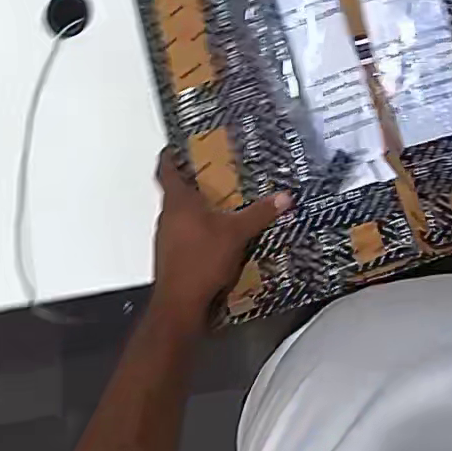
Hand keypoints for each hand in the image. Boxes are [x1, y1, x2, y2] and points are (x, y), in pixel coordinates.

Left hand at [149, 148, 290, 328]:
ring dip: (196, 206)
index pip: (166, 169)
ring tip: (221, 202)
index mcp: (177, 202)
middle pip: (175, 190)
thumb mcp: (236, 234)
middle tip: (215, 171)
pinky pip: (183, 232)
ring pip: (180, 213)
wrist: (178, 306)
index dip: (170, 154)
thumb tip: (285, 196)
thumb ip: (260, 213)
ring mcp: (166, 237)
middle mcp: (167, 216)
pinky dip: (197, 227)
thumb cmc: (202, 260)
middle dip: (193, 180)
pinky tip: (217, 234)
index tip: (179, 144)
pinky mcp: (170, 256)